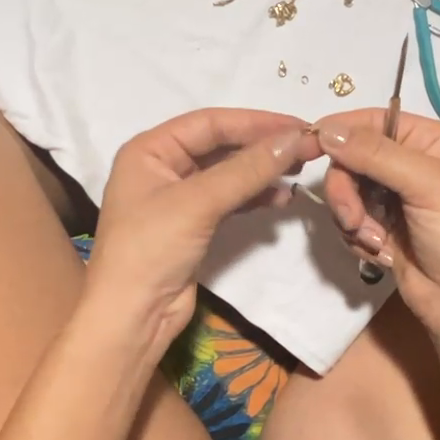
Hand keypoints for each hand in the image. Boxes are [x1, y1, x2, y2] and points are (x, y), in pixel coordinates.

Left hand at [87, 108, 319, 345]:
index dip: (256, 122)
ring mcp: (178, 198)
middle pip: (221, 145)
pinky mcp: (193, 226)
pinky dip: (255, 197)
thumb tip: (296, 139)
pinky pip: (230, 200)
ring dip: (262, 173)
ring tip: (297, 175)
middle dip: (262, 147)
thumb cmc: (151, 249)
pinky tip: (280, 199)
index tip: (300, 126)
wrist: (132, 317)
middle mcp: (162, 167)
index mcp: (149, 150)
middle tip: (307, 150)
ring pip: (228, 173)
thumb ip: (247, 169)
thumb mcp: (198, 203)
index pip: (210, 123)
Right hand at [315, 110, 439, 340]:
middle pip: (351, 157)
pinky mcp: (380, 225)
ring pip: (345, 190)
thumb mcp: (427, 186)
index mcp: (431, 140)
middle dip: (347, 190)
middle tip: (353, 218)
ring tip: (374, 241)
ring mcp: (393, 196)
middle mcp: (410, 162)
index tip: (310, 147)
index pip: (373, 120)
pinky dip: (357, 236)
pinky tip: (380, 252)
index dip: (341, 131)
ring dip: (352, 218)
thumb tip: (326, 129)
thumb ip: (376, 155)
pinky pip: (349, 219)